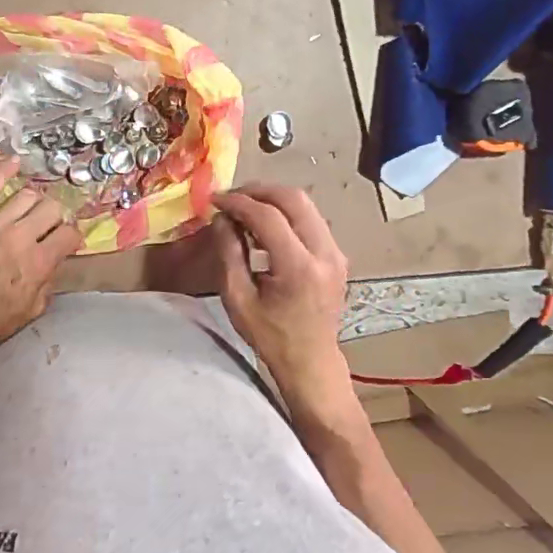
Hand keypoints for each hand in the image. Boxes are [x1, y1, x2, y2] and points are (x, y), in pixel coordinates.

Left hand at [0, 159, 83, 359]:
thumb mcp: (31, 310)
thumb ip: (47, 281)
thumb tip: (53, 262)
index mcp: (38, 262)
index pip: (69, 234)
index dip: (73, 237)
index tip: (68, 241)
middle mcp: (20, 236)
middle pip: (52, 208)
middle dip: (57, 216)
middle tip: (50, 226)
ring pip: (27, 194)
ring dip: (35, 201)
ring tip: (32, 209)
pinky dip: (4, 171)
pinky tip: (16, 163)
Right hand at [213, 186, 352, 417]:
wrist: (311, 361)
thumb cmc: (269, 336)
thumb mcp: (237, 298)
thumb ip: (229, 253)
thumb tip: (222, 218)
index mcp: (298, 267)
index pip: (268, 216)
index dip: (238, 202)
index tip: (215, 200)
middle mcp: (325, 253)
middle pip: (294, 199)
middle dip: (258, 191)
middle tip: (231, 198)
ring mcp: (336, 253)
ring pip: (305, 205)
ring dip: (272, 200)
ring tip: (244, 210)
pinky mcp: (337, 255)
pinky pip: (310, 219)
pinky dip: (285, 213)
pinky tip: (264, 225)